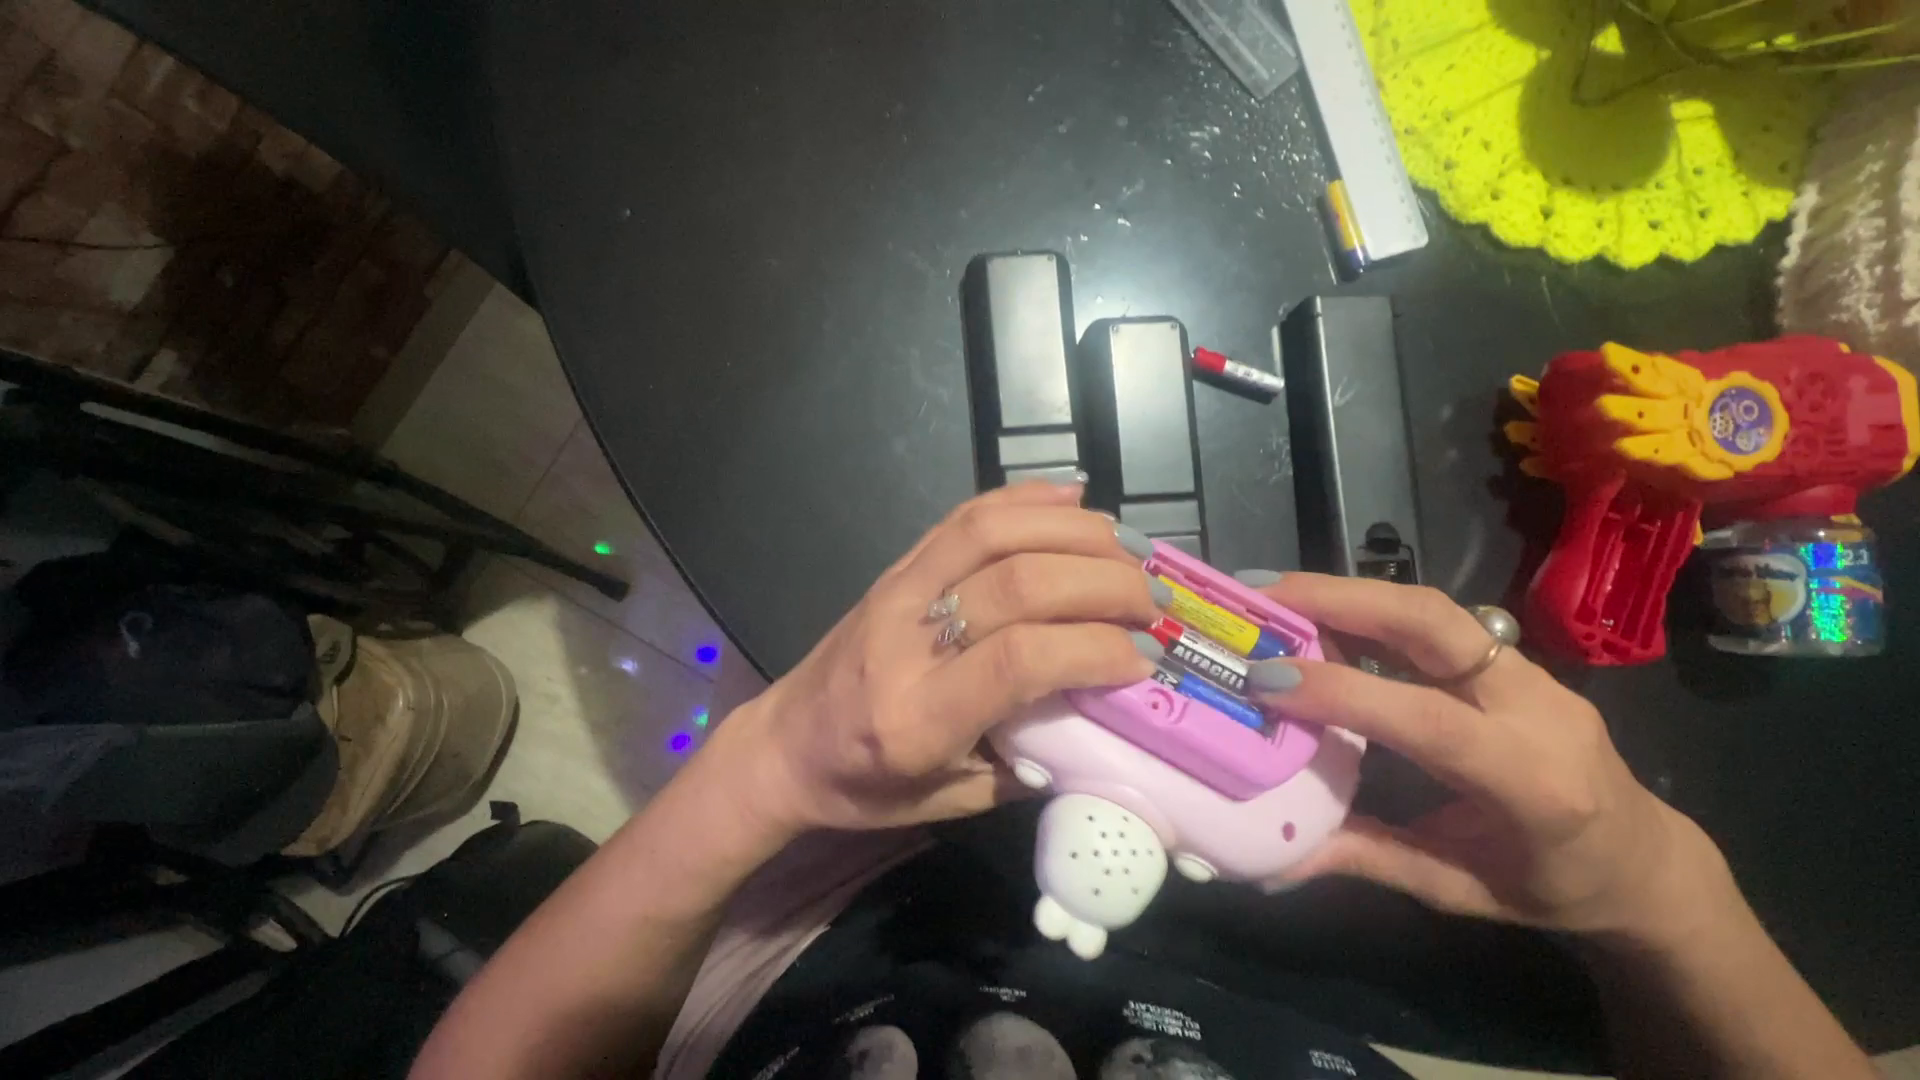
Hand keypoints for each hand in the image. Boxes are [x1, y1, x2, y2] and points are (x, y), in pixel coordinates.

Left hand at [702, 481, 1162, 839]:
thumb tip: (1108, 716)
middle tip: (1151, 606)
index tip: (1142, 660)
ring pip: (993, 532)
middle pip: (1017, 583)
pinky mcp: (897, 566)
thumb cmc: (866, 786)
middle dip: (1102, 584)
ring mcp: (898, 591)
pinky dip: (1027, 500)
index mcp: (919, 716)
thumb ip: (1030, 765)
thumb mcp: (951, 801)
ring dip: (1074, 532)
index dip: (1094, 648)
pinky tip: (1074, 500)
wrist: (784, 746)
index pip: (1021, 658)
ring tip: (1130, 552)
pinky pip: (964, 516)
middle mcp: (907, 640)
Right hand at [1237, 571, 1726, 938]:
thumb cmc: (1554, 887)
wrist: (1647, 861)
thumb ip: (1367, 859)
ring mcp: (1531, 673)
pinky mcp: (1513, 659)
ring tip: (1275, 593)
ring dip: (1348, 592)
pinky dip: (1369, 608)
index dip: (1345, 692)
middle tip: (1262, 595)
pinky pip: (1434, 621)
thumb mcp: (1458, 890)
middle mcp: (1537, 709)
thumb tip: (1273, 862)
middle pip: (1436, 623)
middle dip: (1341, 599)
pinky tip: (1320, 613)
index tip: (1267, 679)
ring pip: (1432, 608)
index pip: (1429, 720)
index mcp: (1531, 782)